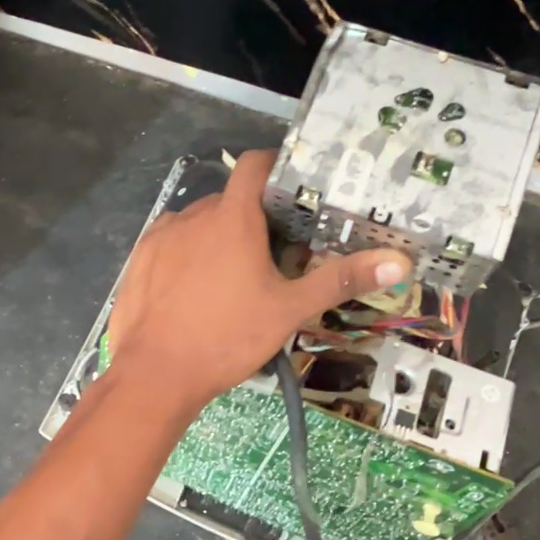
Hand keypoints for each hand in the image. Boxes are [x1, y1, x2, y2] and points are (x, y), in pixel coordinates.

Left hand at [106, 149, 409, 416]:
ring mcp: (161, 236)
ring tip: (233, 277)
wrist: (155, 374)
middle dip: (251, 218)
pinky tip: (195, 290)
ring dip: (218, 237)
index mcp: (232, 218)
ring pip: (198, 223)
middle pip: (229, 200)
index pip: (254, 165)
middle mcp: (193, 215)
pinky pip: (171, 244)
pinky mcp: (138, 260)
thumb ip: (340, 280)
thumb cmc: (228, 338)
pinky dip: (187, 255)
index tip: (293, 188)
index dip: (275, 167)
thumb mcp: (289, 310)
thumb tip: (401, 262)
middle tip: (273, 253)